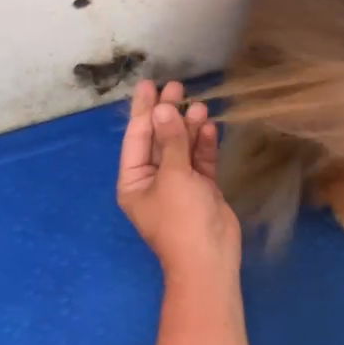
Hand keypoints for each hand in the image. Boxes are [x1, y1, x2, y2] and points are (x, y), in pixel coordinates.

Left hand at [117, 81, 240, 281]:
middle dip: (167, 114)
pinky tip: (209, 126)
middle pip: (159, 139)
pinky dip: (204, 145)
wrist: (209, 259)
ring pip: (182, 148)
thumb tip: (163, 109)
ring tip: (199, 103)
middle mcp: (153, 180)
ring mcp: (179, 185)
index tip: (151, 85)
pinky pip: (200, 161)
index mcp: (134, 181)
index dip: (144, 110)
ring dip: (189, 127)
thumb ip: (171, 141)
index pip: (137, 138)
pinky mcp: (202, 190)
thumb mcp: (173, 176)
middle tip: (177, 87)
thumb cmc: (182, 219)